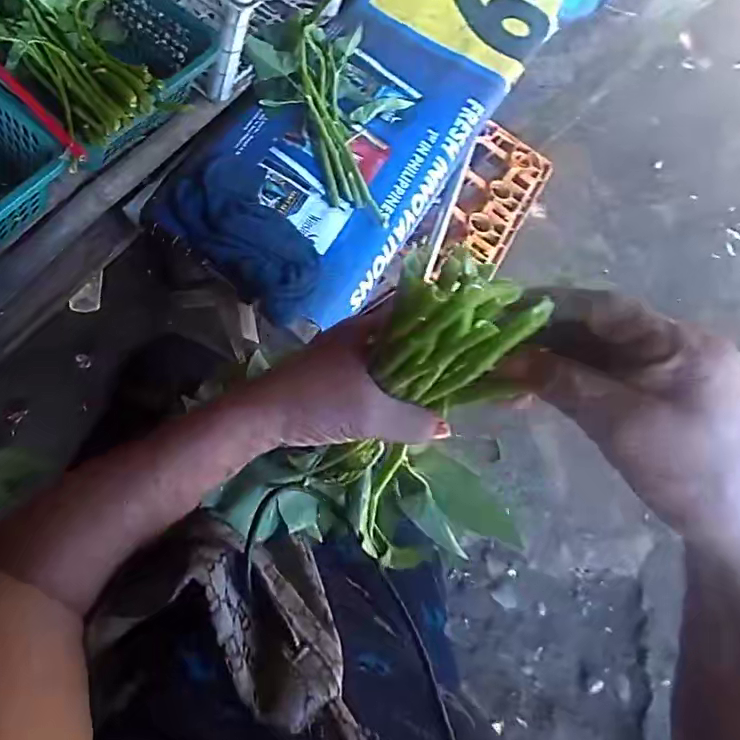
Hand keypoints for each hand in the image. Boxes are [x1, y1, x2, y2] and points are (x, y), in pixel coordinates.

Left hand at [222, 307, 448, 448]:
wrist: (261, 414)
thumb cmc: (316, 402)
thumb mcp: (372, 416)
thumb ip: (414, 421)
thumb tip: (445, 426)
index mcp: (365, 330)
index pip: (416, 313)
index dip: (448, 324)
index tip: (478, 339)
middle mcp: (354, 334)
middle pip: (404, 337)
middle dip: (434, 353)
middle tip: (468, 372)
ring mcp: (340, 353)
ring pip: (387, 358)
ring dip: (411, 372)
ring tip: (443, 391)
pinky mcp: (331, 373)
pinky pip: (372, 374)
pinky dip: (390, 385)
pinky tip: (403, 404)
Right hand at [501, 289, 739, 543]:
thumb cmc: (697, 471)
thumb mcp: (621, 421)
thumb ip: (561, 380)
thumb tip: (503, 355)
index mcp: (679, 342)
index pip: (601, 306)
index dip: (545, 305)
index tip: (494, 316)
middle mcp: (671, 348)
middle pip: (591, 327)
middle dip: (536, 338)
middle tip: (485, 353)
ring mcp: (662, 376)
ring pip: (587, 354)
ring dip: (541, 363)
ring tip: (497, 379)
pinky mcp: (651, 402)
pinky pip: (593, 378)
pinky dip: (557, 382)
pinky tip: (525, 394)